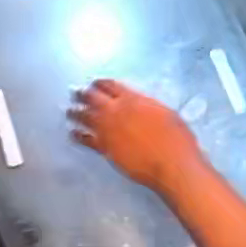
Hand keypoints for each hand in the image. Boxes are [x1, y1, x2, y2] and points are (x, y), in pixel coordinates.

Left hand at [68, 79, 206, 194]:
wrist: (170, 163)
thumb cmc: (176, 138)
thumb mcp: (165, 112)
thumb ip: (147, 106)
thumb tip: (140, 107)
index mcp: (133, 99)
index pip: (111, 85)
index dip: (101, 83)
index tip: (95, 83)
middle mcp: (116, 111)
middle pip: (93, 98)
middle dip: (83, 94)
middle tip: (75, 93)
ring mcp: (107, 130)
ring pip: (85, 117)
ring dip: (75, 112)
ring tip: (69, 111)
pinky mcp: (104, 148)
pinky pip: (86, 140)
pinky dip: (77, 135)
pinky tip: (72, 134)